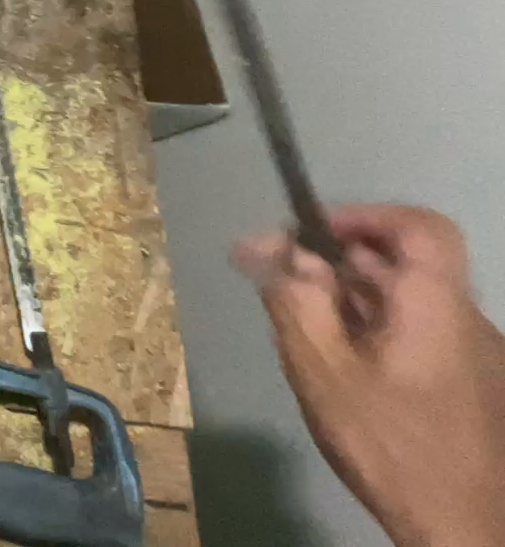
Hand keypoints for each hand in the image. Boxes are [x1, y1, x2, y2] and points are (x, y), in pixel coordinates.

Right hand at [233, 204, 504, 546]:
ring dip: (335, 289)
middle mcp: (462, 321)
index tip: (304, 231)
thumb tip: (281, 252)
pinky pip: (403, 326)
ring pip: (394, 294)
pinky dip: (356, 320)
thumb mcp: (319, 364)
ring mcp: (467, 352)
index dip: (361, 215)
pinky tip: (323, 349)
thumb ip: (296, 298)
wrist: (463, 526)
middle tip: (262, 268)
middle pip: (396, 260)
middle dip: (324, 254)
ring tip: (285, 312)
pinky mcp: (461, 380)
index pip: (419, 228)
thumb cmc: (386, 439)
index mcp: (435, 309)